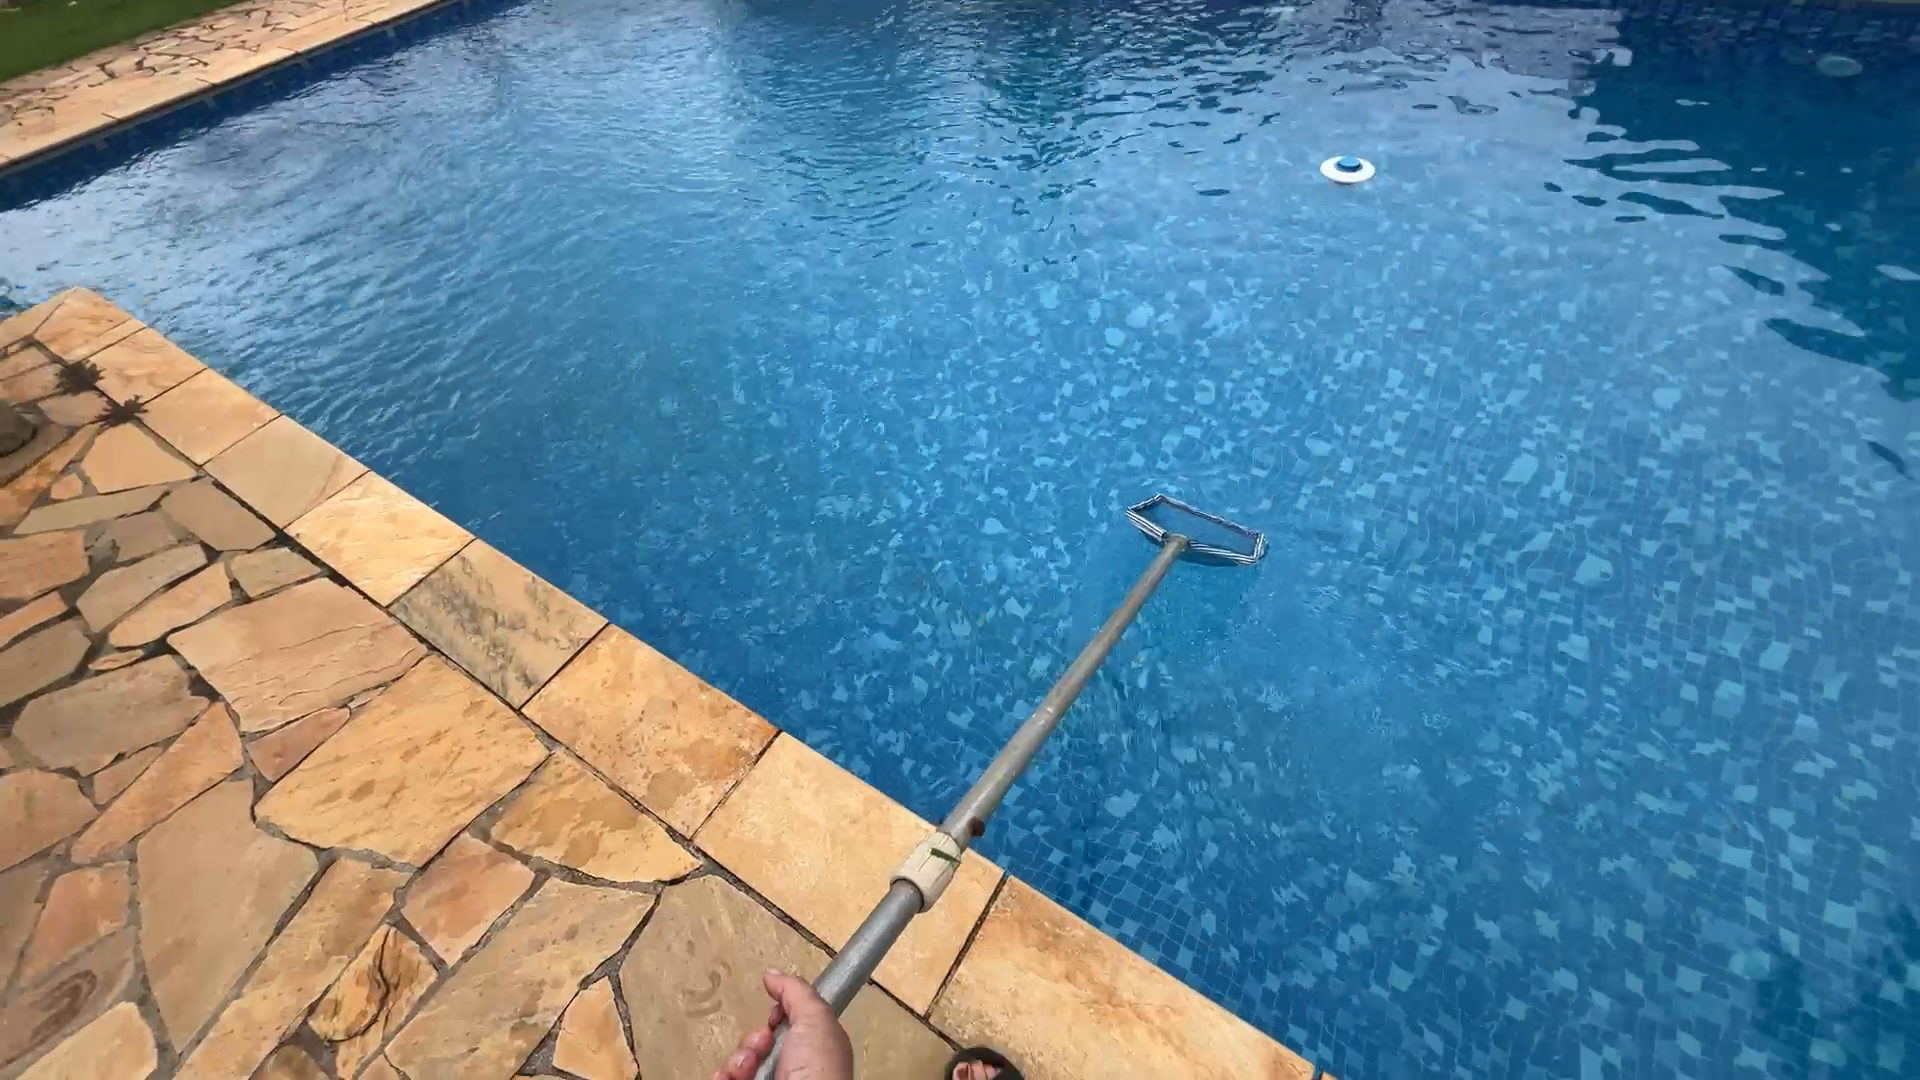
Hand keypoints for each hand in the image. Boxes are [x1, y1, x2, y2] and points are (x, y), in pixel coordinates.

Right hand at [715, 969, 855, 1079]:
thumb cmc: (818, 1068)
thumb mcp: (815, 1018)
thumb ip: (795, 992)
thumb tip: (772, 975)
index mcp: (812, 1049)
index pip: (785, 1026)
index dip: (774, 1017)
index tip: (774, 1018)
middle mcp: (790, 1070)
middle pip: (758, 1044)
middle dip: (752, 1040)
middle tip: (761, 1046)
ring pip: (739, 1065)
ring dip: (737, 1060)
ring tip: (744, 1068)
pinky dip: (721, 1078)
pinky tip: (725, 1078)